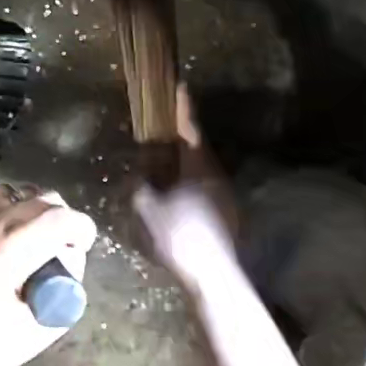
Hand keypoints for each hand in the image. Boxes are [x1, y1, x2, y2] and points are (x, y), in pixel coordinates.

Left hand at [0, 185, 95, 365]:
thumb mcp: (48, 321)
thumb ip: (66, 277)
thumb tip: (71, 248)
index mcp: (1, 258)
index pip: (55, 219)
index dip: (81, 228)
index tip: (85, 245)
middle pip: (42, 200)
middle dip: (65, 220)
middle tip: (67, 248)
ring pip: (23, 193)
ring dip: (42, 210)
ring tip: (44, 239)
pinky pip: (1, 196)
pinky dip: (19, 206)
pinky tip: (22, 230)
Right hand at [132, 87, 238, 289]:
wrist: (214, 278)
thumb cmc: (179, 238)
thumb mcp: (147, 209)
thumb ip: (141, 186)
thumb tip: (138, 174)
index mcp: (198, 168)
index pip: (189, 129)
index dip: (183, 108)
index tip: (180, 86)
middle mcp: (216, 176)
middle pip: (197, 149)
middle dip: (180, 139)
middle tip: (162, 132)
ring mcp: (225, 196)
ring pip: (201, 170)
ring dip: (184, 164)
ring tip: (164, 166)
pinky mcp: (227, 215)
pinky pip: (203, 188)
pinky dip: (188, 184)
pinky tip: (175, 197)